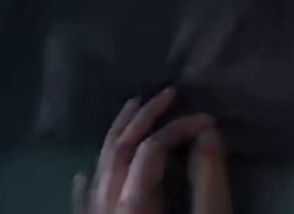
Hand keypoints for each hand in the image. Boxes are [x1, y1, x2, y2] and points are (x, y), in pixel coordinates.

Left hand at [75, 89, 228, 213]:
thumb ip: (210, 177)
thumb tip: (209, 131)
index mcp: (133, 208)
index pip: (152, 148)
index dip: (180, 126)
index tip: (209, 122)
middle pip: (117, 155)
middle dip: (143, 118)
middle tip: (168, 92)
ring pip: (99, 175)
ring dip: (116, 137)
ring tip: (132, 107)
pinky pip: (84, 208)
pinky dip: (86, 187)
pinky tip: (83, 176)